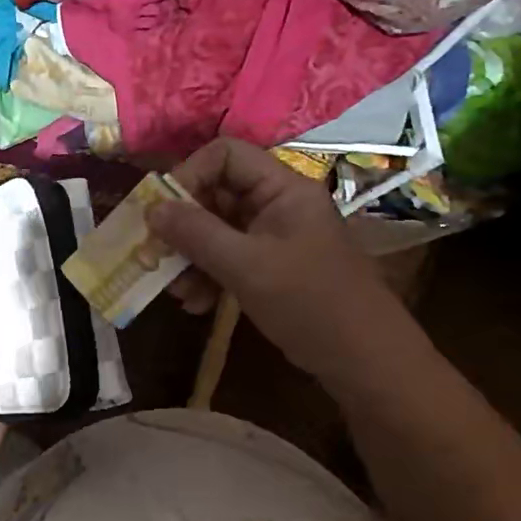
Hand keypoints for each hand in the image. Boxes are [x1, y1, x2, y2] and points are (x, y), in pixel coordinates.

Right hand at [148, 138, 408, 382]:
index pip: (226, 155)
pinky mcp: (274, 267)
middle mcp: (279, 204)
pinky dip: (210, 274)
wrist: (368, 365)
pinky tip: (196, 303)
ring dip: (193, 255)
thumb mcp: (247, 267)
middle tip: (157, 250)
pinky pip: (231, 256)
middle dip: (185, 224)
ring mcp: (276, 236)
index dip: (190, 174)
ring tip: (175, 288)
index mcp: (283, 188)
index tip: (164, 210)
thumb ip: (197, 233)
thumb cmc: (311, 304)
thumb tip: (151, 208)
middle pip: (219, 192)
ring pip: (220, 228)